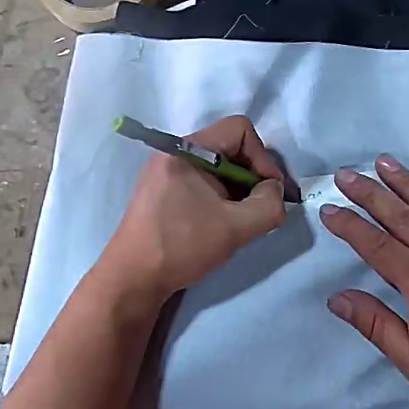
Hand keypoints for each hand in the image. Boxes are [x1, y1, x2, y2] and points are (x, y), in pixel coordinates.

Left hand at [99, 114, 288, 298]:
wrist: (133, 279)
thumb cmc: (182, 247)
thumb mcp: (236, 227)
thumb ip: (269, 204)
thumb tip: (275, 191)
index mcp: (185, 149)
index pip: (239, 129)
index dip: (263, 158)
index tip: (269, 191)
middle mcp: (173, 152)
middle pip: (230, 146)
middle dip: (252, 175)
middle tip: (261, 207)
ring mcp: (166, 171)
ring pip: (218, 165)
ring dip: (238, 188)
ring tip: (241, 218)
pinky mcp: (164, 190)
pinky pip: (204, 179)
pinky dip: (222, 195)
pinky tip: (222, 222)